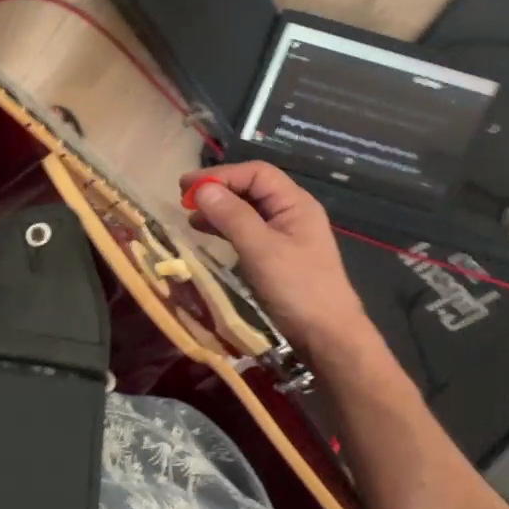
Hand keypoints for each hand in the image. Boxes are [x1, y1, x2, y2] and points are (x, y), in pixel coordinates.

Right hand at [181, 162, 370, 354]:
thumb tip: (202, 189)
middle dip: (217, 188)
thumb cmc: (297, 288)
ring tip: (189, 215)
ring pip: (246, 209)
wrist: (326, 334)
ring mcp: (284, 234)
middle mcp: (291, 213)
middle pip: (251, 188)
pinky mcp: (275, 254)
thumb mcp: (261, 249)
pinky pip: (245, 230)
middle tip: (183, 197)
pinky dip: (223, 226)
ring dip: (217, 207)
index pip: (256, 173)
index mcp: (295, 204)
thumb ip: (232, 216)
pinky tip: (205, 232)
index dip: (221, 175)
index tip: (187, 187)